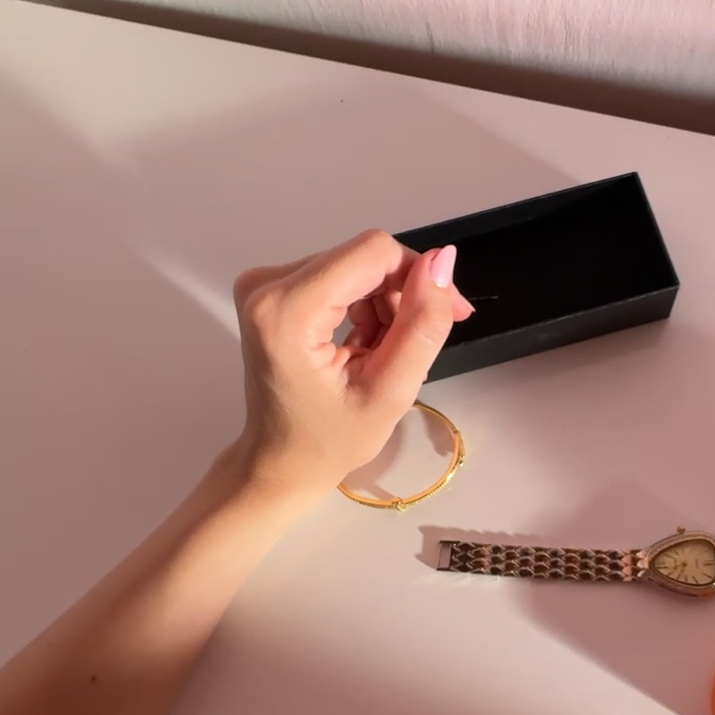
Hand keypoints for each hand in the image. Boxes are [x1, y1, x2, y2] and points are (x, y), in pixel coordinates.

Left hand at [228, 230, 472, 499]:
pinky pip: (339, 275)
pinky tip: (366, 345)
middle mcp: (266, 285)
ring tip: (386, 354)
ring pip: (356, 265)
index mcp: (287, 311)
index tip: (449, 314)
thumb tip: (443, 262)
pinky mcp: (272, 289)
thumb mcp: (391, 392)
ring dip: (385, 304)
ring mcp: (265, 284)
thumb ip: (422, 325)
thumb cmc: (330, 441)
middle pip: (364, 257)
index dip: (421, 276)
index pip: (374, 253)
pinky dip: (365, 305)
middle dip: (402, 296)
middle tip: (415, 348)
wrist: (280, 460)